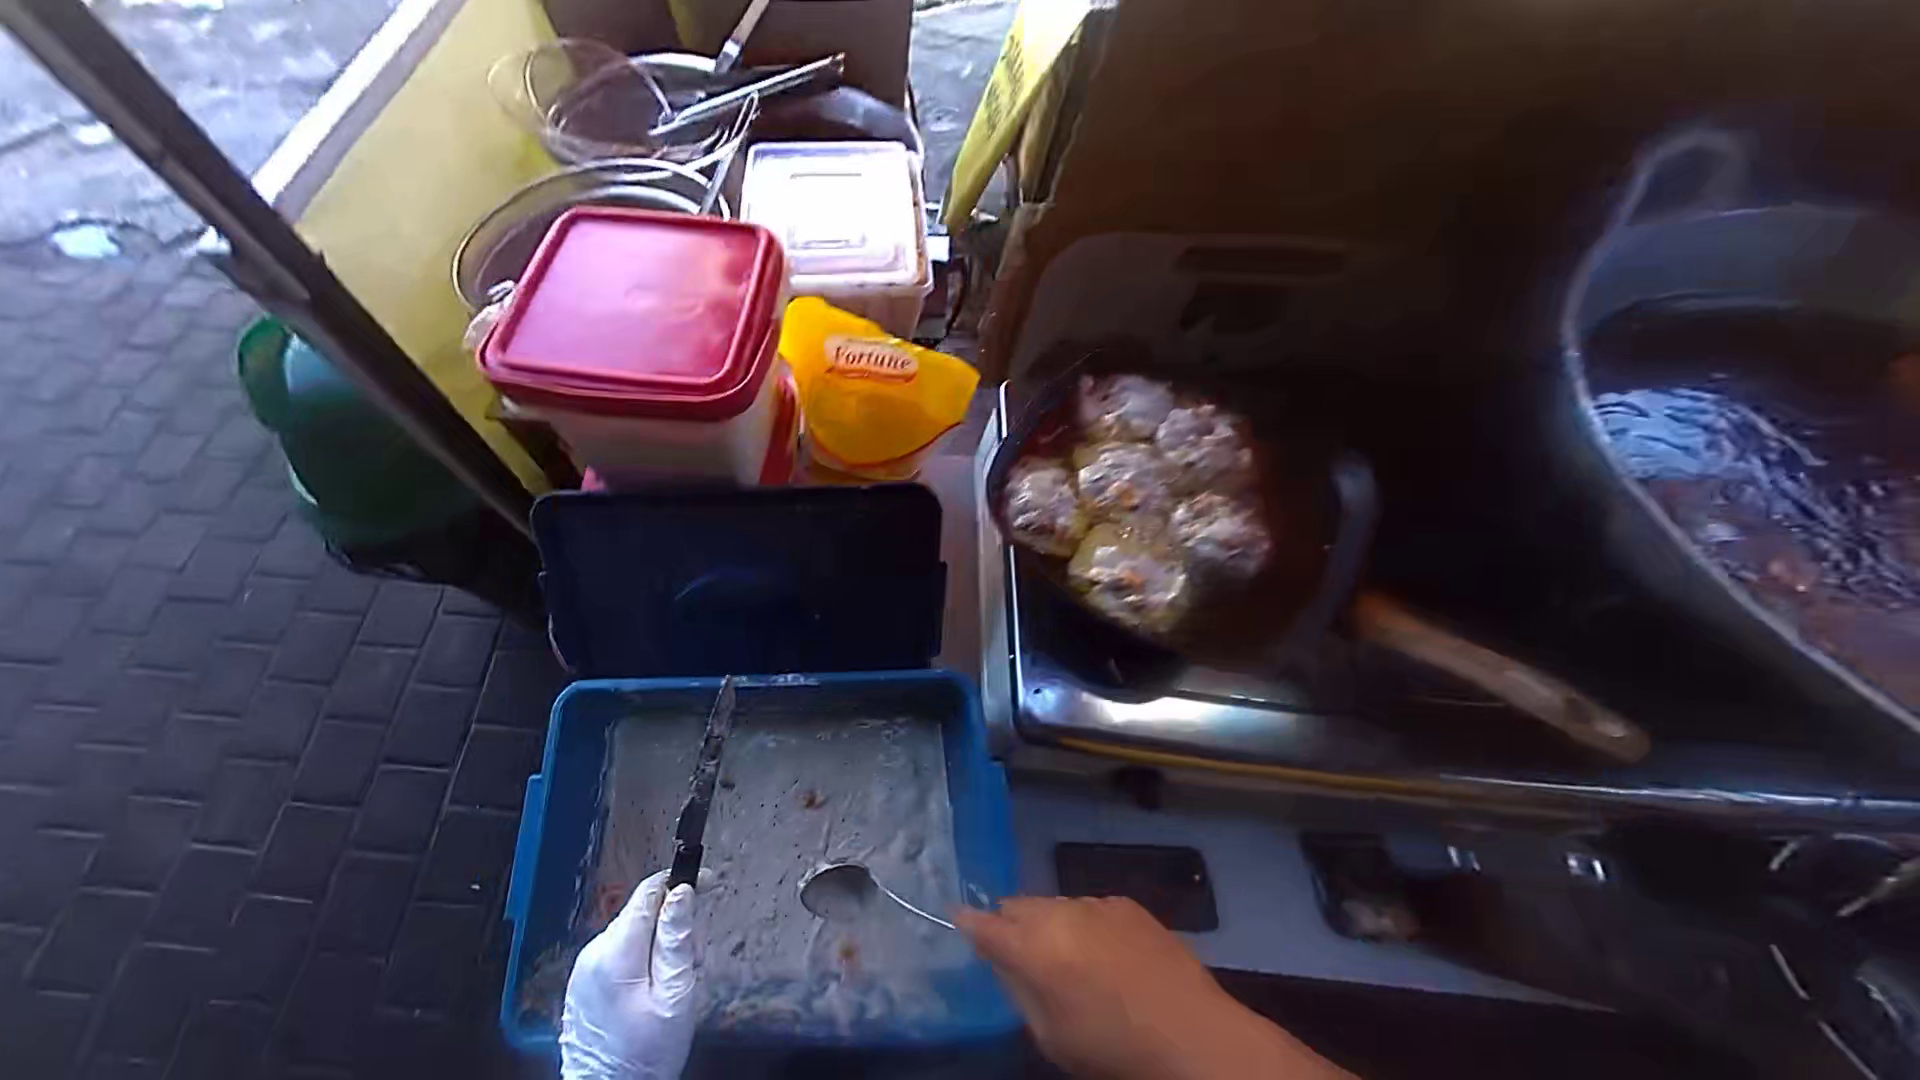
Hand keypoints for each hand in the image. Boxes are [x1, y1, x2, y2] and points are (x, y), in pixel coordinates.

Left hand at [560, 870, 698, 1079]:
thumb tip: (682, 891)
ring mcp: (586, 968)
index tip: (706, 883)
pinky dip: (645, 956)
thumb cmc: (645, 1054)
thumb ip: (677, 939)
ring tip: (676, 978)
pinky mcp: (585, 981)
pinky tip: (656, 984)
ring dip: (662, 942)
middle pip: (645, 910)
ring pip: (636, 929)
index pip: (650, 891)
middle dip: (675, 923)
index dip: (681, 881)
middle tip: (692, 958)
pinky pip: (623, 949)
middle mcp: (594, 953)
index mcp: (615, 952)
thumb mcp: (675, 993)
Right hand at [956, 897, 1349, 1079]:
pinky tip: (1105, 954)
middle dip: (1011, 922)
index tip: (957, 915)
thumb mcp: (1051, 1037)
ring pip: (1054, 904)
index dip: (968, 920)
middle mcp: (1060, 912)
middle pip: (1018, 905)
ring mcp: (1095, 902)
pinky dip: (1084, 924)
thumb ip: (1018, 991)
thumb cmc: (1114, 1048)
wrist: (1193, 1033)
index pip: (986, 924)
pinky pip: (1089, 907)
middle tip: (1017, 948)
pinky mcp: (1124, 902)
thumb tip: (1000, 960)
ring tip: (1069, 958)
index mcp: (1036, 947)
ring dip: (1049, 923)